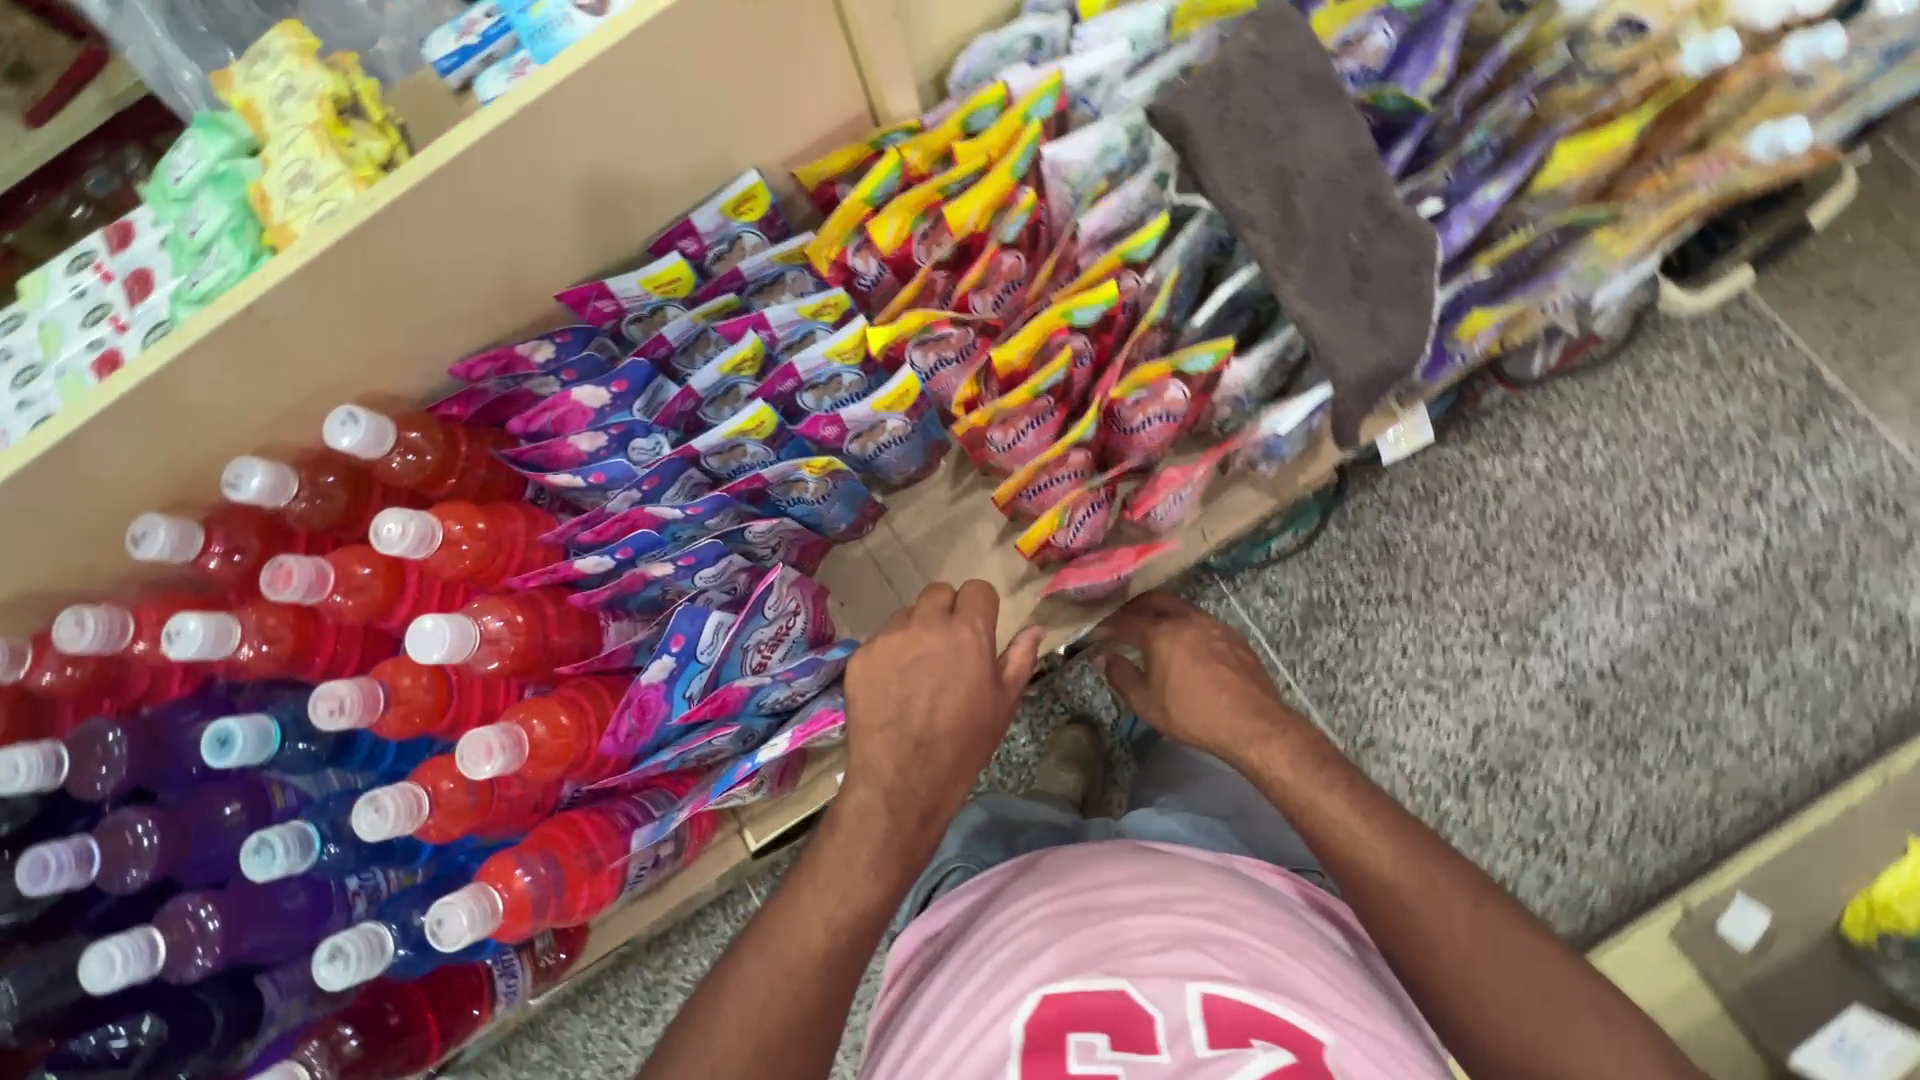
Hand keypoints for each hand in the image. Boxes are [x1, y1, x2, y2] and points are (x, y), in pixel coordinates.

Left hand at [837, 581, 1043, 857]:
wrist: (902, 779)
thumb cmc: (963, 744)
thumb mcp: (1004, 703)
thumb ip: (1020, 658)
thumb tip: (1034, 628)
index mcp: (968, 633)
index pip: (977, 589)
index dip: (981, 607)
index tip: (980, 629)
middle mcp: (926, 625)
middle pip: (939, 593)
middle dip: (947, 611)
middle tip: (949, 647)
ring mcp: (889, 638)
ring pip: (907, 614)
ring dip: (916, 630)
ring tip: (918, 670)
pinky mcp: (861, 656)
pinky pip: (880, 640)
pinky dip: (890, 654)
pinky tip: (893, 687)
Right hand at [1092, 591, 1301, 764]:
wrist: (1251, 722)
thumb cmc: (1191, 714)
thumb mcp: (1145, 703)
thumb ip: (1121, 676)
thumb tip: (1104, 657)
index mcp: (1160, 633)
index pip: (1126, 620)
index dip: (1109, 623)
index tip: (1098, 630)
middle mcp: (1186, 620)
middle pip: (1155, 600)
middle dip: (1135, 607)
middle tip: (1124, 619)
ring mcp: (1213, 624)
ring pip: (1181, 608)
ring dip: (1163, 613)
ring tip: (1154, 630)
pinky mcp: (1233, 636)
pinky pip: (1202, 621)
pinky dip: (1186, 625)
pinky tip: (1187, 644)